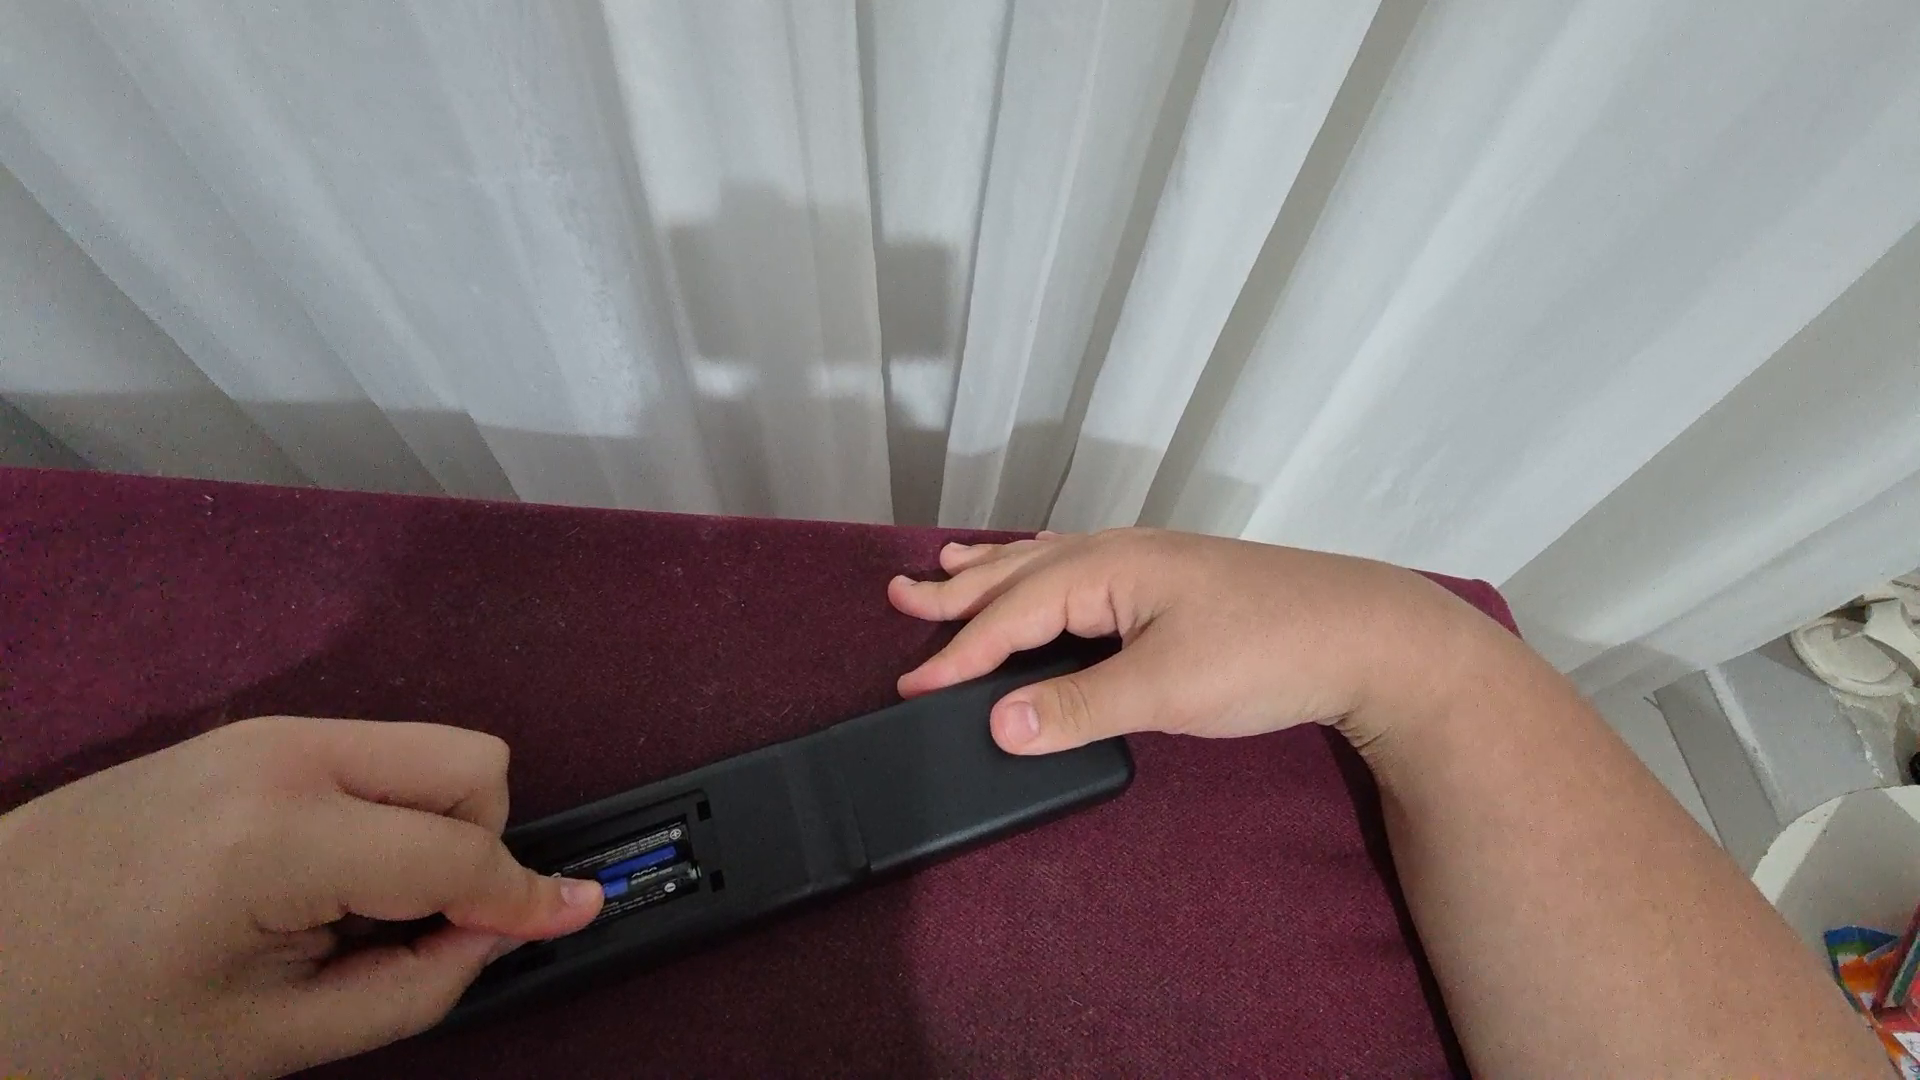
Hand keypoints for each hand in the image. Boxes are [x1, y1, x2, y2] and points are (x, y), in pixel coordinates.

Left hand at [0, 717, 602, 1077]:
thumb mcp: (265, 1042)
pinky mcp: (262, 729)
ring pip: (440, 748)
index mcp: (276, 839)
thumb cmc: (82, 1035)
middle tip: (414, 912)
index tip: (574, 911)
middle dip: (476, 841)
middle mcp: (288, 755)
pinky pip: (386, 752)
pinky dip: (396, 805)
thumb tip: (514, 925)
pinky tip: (328, 861)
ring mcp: (272, 730)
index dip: (523, 896)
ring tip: (362, 890)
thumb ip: (419, 984)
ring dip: (439, 821)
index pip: (453, 856)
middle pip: (475, 763)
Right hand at [889, 528, 1510, 754]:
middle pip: (1017, 573)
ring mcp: (1141, 560)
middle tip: (899, 594)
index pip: (1012, 615)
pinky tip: (1038, 569)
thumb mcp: (1165, 688)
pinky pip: (1077, 567)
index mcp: (1105, 568)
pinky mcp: (1164, 577)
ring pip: (1045, 562)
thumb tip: (995, 724)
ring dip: (991, 571)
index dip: (959, 654)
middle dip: (956, 591)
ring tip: (947, 566)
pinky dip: (1038, 571)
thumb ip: (1076, 706)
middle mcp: (1114, 552)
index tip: (911, 686)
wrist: (1366, 633)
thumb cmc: (1264, 654)